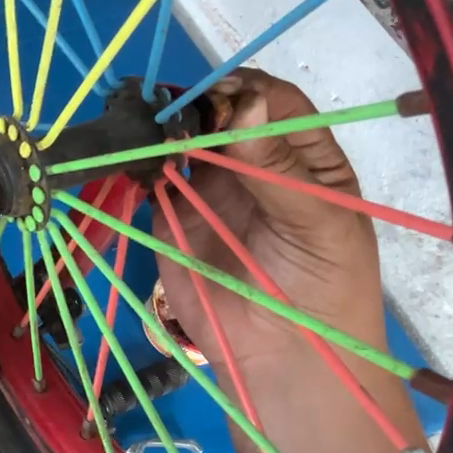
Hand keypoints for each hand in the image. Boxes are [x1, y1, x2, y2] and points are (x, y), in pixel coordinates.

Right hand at [153, 69, 424, 452]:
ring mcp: (206, 187)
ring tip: (142, 119)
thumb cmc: (321, 293)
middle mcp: (253, 163)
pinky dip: (139, 158)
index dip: (247, 92)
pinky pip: (151, 175)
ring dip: (162, 125)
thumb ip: (279, 168)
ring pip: (181, 139)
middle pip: (221, 113)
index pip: (275, 102)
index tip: (221, 101)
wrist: (278, 360)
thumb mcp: (318, 226)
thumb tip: (246, 103)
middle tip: (170, 107)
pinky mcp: (168, 213)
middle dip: (197, 102)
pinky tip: (130, 150)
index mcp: (303, 158)